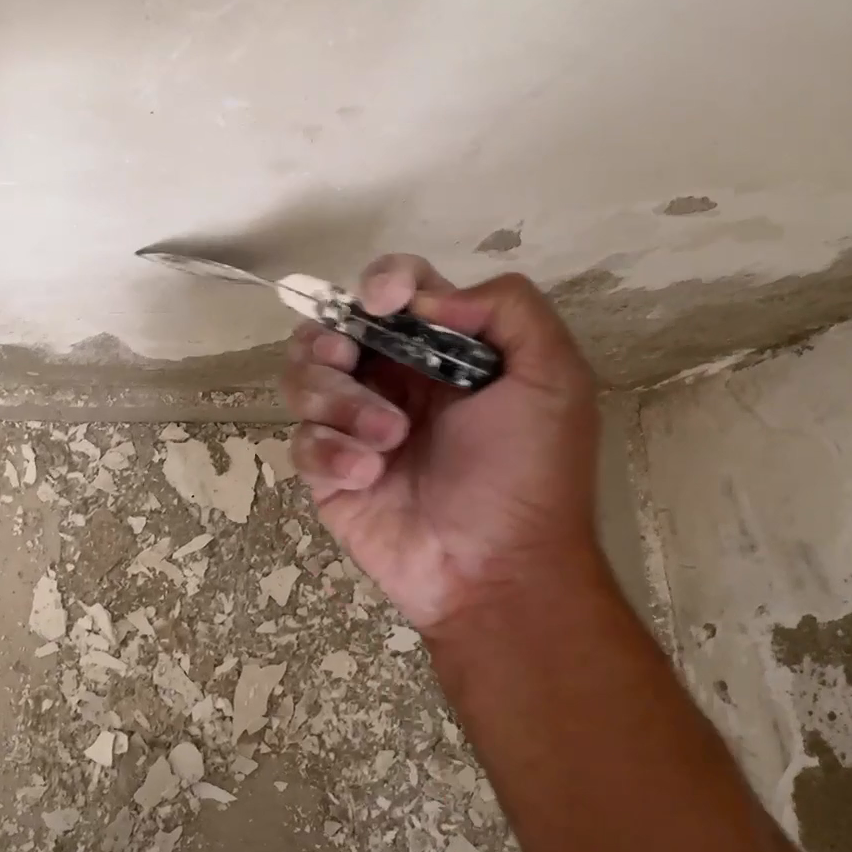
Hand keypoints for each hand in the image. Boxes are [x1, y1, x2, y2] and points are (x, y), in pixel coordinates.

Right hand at [282, 255, 601, 631]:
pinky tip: (367, 478)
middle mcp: (391, 379)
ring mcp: (352, 426)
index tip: (382, 303)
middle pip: (329, 329)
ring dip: (337, 401)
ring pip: (303, 378)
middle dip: (333, 343)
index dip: (380, 282)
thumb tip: (424, 300)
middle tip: (351, 363)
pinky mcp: (327, 470)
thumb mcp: (552, 379)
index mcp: (442, 351)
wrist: (495, 569)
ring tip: (386, 441)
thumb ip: (508, 309)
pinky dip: (329, 453)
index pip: (394, 290)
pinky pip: (299, 440)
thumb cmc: (529, 473)